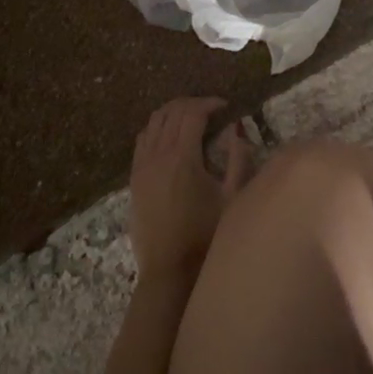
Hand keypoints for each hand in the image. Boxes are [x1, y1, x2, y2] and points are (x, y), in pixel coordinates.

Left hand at [128, 97, 252, 281]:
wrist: (170, 270)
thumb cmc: (205, 235)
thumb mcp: (231, 198)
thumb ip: (238, 159)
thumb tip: (238, 130)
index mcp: (182, 157)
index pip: (193, 113)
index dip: (210, 103)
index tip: (226, 106)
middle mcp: (158, 155)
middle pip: (171, 111)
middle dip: (192, 103)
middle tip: (211, 109)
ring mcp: (142, 166)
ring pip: (153, 122)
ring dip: (173, 112)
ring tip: (192, 118)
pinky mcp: (134, 177)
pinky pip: (142, 139)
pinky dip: (157, 128)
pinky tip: (170, 137)